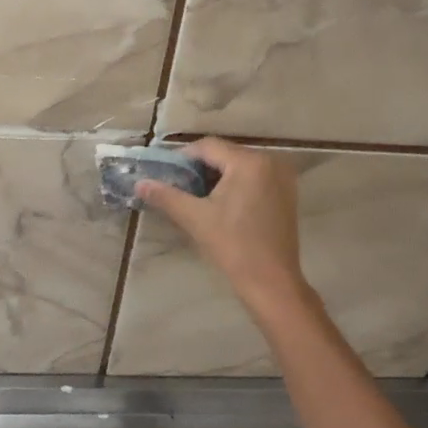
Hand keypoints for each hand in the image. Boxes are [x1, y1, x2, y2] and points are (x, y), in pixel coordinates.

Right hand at [136, 137, 310, 312]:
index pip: (208, 147)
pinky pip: (255, 177)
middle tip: (179, 187)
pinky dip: (236, 184)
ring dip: (217, 176)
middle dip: (200, 168)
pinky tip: (222, 204)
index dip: (183, 158)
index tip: (166, 175)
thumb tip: (140, 183)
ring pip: (239, 166)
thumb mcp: (196, 219)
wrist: (271, 281)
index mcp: (249, 162)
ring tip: (197, 197)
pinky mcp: (286, 192)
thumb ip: (166, 196)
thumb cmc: (233, 247)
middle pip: (225, 154)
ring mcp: (282, 177)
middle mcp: (270, 161)